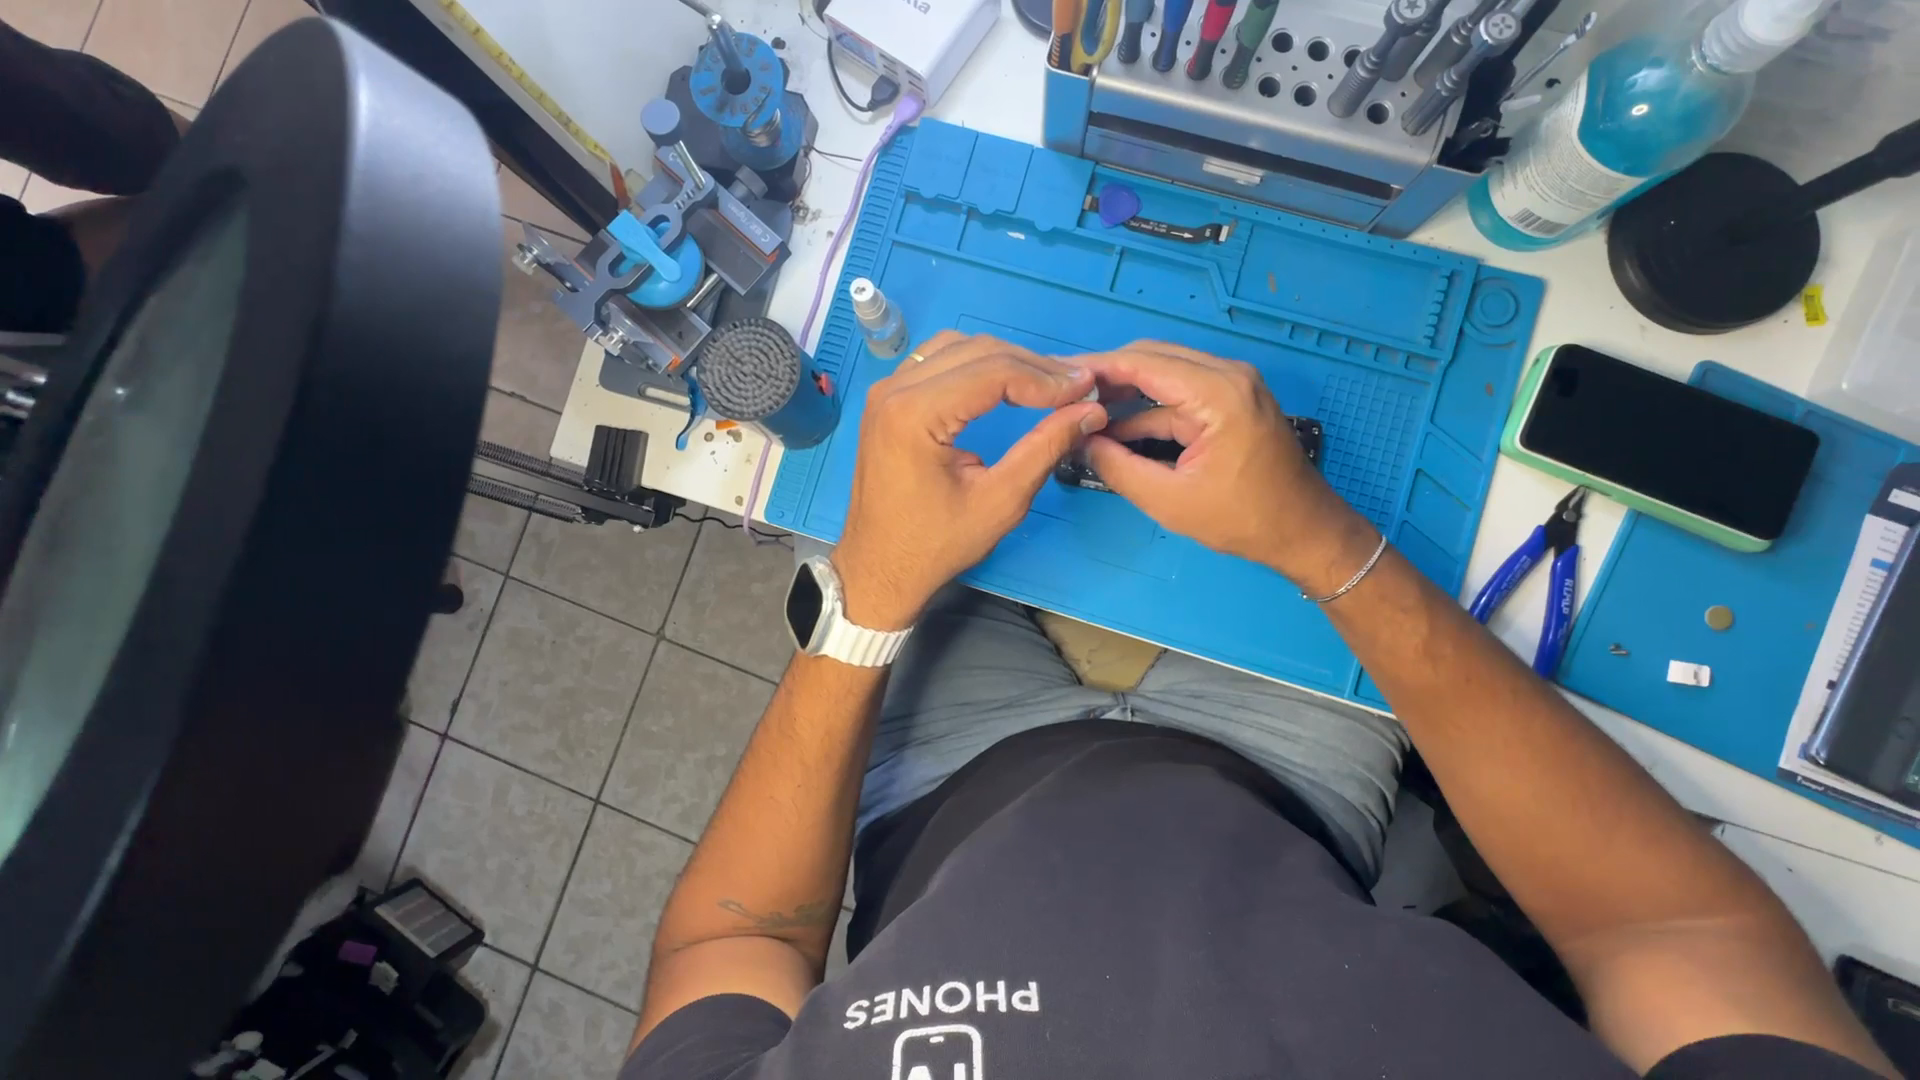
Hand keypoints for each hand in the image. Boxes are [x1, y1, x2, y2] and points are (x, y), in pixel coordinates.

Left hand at [833, 332, 1106, 628]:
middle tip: (1075, 386)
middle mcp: (895, 390)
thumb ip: (1045, 448)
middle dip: (1032, 365)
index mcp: (915, 414)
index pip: (994, 371)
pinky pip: (937, 360)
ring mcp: (887, 391)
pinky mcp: (887, 399)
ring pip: (958, 347)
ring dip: (1005, 360)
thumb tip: (1090, 409)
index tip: (1086, 388)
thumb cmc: (936, 544)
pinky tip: (1005, 385)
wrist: (879, 566)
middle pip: (977, 350)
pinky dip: (976, 365)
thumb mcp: (1000, 501)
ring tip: (1046, 385)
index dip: (1046, 377)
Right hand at [1079, 342, 1378, 594]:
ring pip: (1164, 370)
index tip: (1056, 376)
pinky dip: (1147, 405)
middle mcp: (1227, 374)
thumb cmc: (1242, 519)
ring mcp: (1233, 384)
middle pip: (1153, 356)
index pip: (1143, 363)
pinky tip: (1114, 425)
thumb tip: (1078, 442)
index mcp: (1217, 393)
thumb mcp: (1169, 501)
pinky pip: (1179, 391)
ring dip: (1124, 388)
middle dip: (1106, 373)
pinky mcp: (1232, 399)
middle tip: (1062, 391)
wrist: (1304, 530)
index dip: (1095, 367)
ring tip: (1080, 407)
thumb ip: (1118, 467)